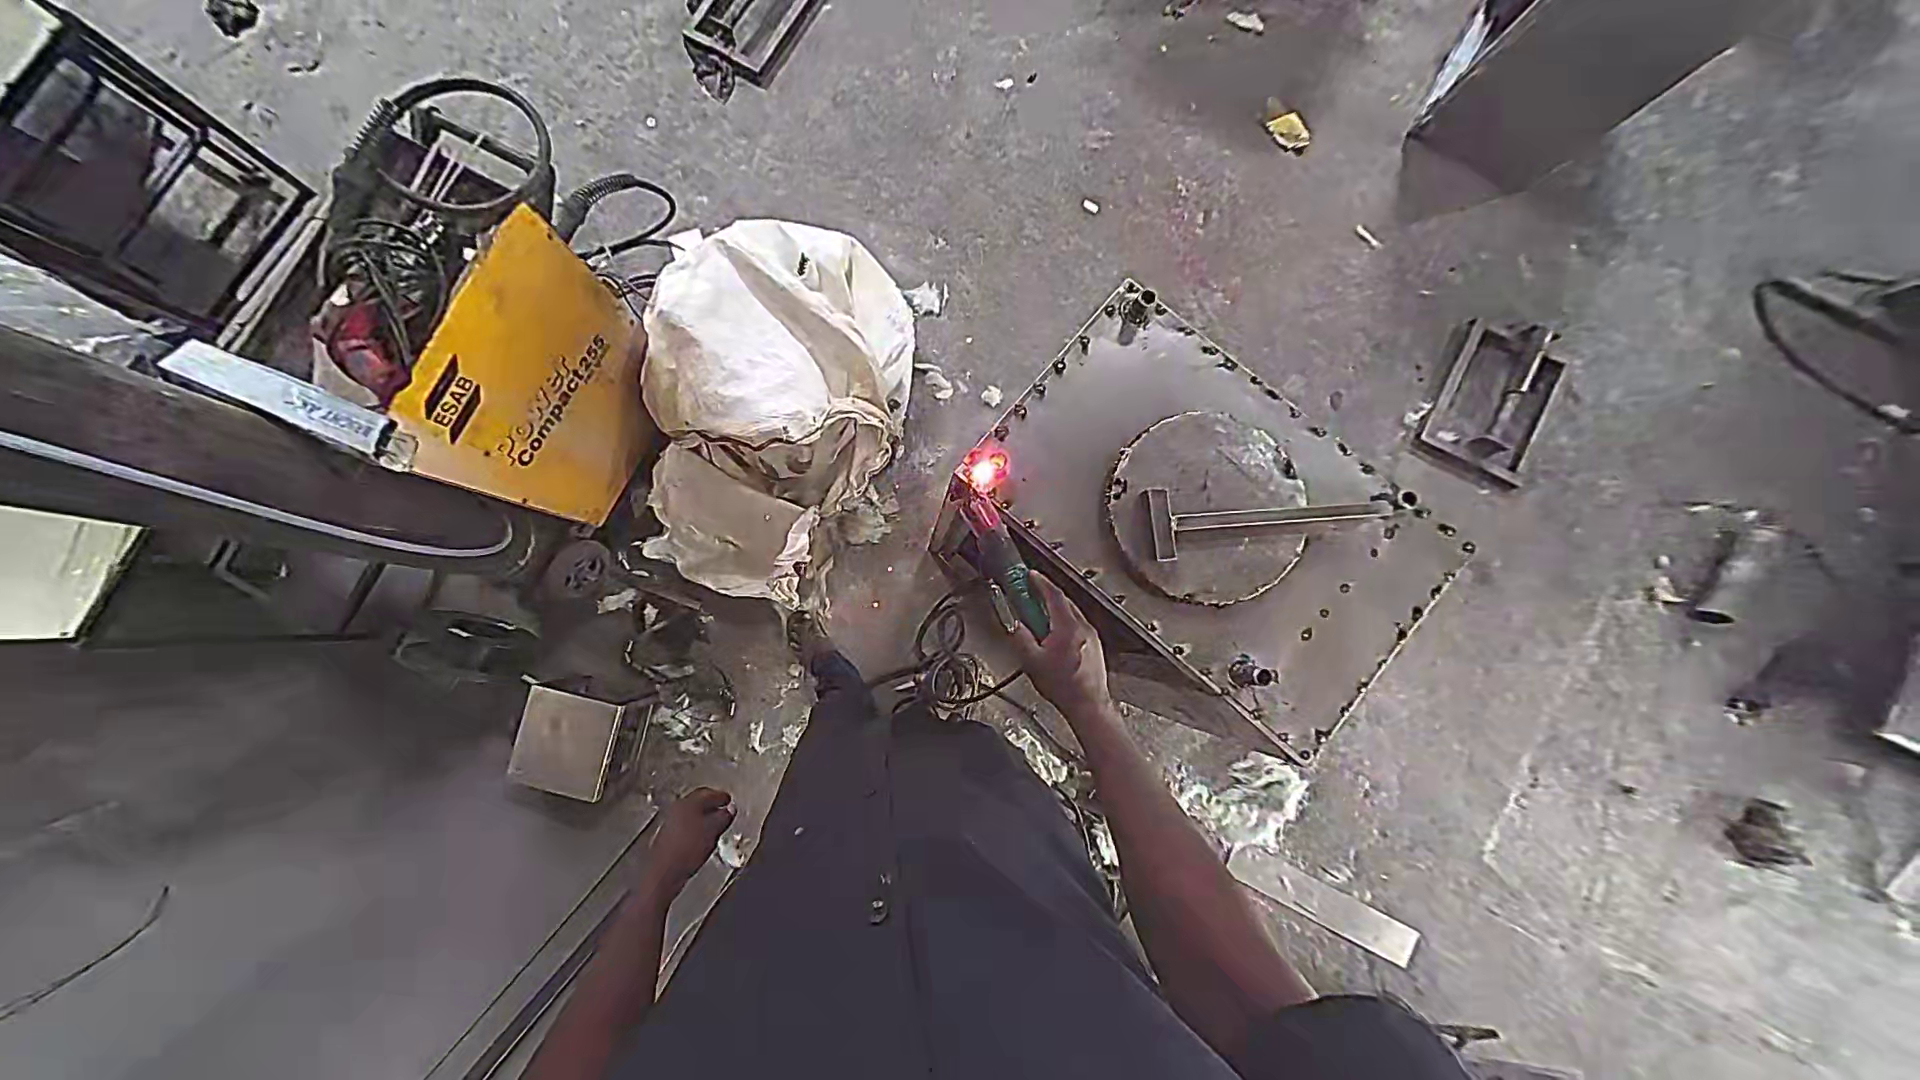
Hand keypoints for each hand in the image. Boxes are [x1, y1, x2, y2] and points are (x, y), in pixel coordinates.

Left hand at [642, 788, 733, 901]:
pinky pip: (684, 827)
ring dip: (703, 818)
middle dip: (712, 806)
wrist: (664, 874)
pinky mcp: (666, 839)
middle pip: (698, 802)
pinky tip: (701, 838)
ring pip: (690, 815)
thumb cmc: (687, 850)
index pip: (708, 793)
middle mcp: (676, 810)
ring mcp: (669, 824)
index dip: (721, 797)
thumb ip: (724, 817)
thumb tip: (730, 810)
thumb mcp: (714, 830)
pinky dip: (695, 829)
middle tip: (723, 810)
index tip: (728, 800)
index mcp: (688, 803)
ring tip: (715, 825)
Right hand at [1009, 571, 1110, 714]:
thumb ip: (1020, 638)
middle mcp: (1083, 627)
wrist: (1088, 705)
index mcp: (1068, 627)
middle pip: (1064, 601)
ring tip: (1038, 616)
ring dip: (1054, 609)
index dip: (1040, 582)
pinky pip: (1077, 624)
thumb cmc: (1064, 687)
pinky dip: (1063, 621)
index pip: (1054, 595)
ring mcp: (1091, 636)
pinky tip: (1053, 634)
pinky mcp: (1094, 645)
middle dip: (1046, 594)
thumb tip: (1014, 624)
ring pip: (1071, 613)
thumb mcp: (1032, 662)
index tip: (1030, 575)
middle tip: (1030, 592)